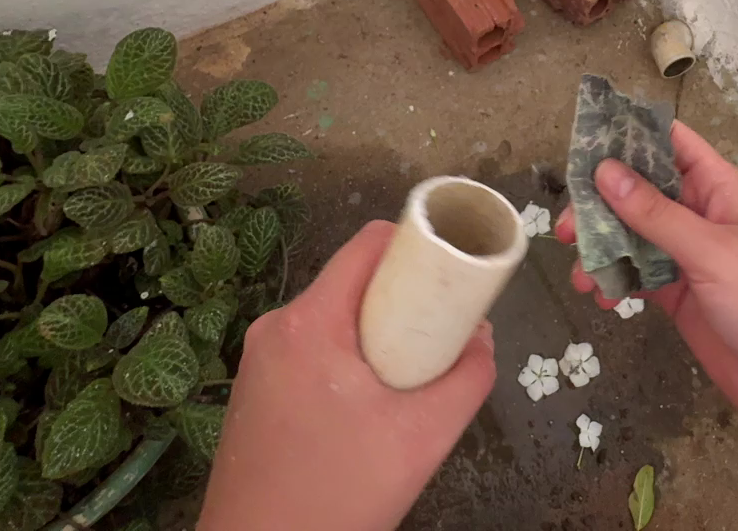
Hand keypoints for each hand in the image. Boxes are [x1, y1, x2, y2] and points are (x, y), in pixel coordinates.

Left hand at [199, 221, 494, 530]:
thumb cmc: (338, 495)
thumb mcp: (424, 437)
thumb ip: (468, 378)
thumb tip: (482, 337)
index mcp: (309, 322)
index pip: (369, 243)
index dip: (416, 242)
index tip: (448, 270)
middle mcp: (277, 327)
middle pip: (354, 277)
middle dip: (402, 291)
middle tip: (437, 326)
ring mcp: (260, 358)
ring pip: (335, 311)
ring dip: (376, 324)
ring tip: (409, 365)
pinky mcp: (255, 388)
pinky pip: (314, 342)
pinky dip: (348, 350)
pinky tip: (370, 395)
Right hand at [559, 126, 737, 529]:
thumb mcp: (711, 252)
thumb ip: (655, 214)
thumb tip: (604, 170)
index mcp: (718, 187)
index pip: (670, 142)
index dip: (630, 134)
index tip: (583, 141)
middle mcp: (700, 213)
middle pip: (640, 190)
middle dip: (601, 203)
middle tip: (564, 226)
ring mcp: (688, 254)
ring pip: (632, 234)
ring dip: (602, 247)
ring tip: (578, 273)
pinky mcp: (678, 293)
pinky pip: (637, 273)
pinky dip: (614, 280)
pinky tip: (600, 298)